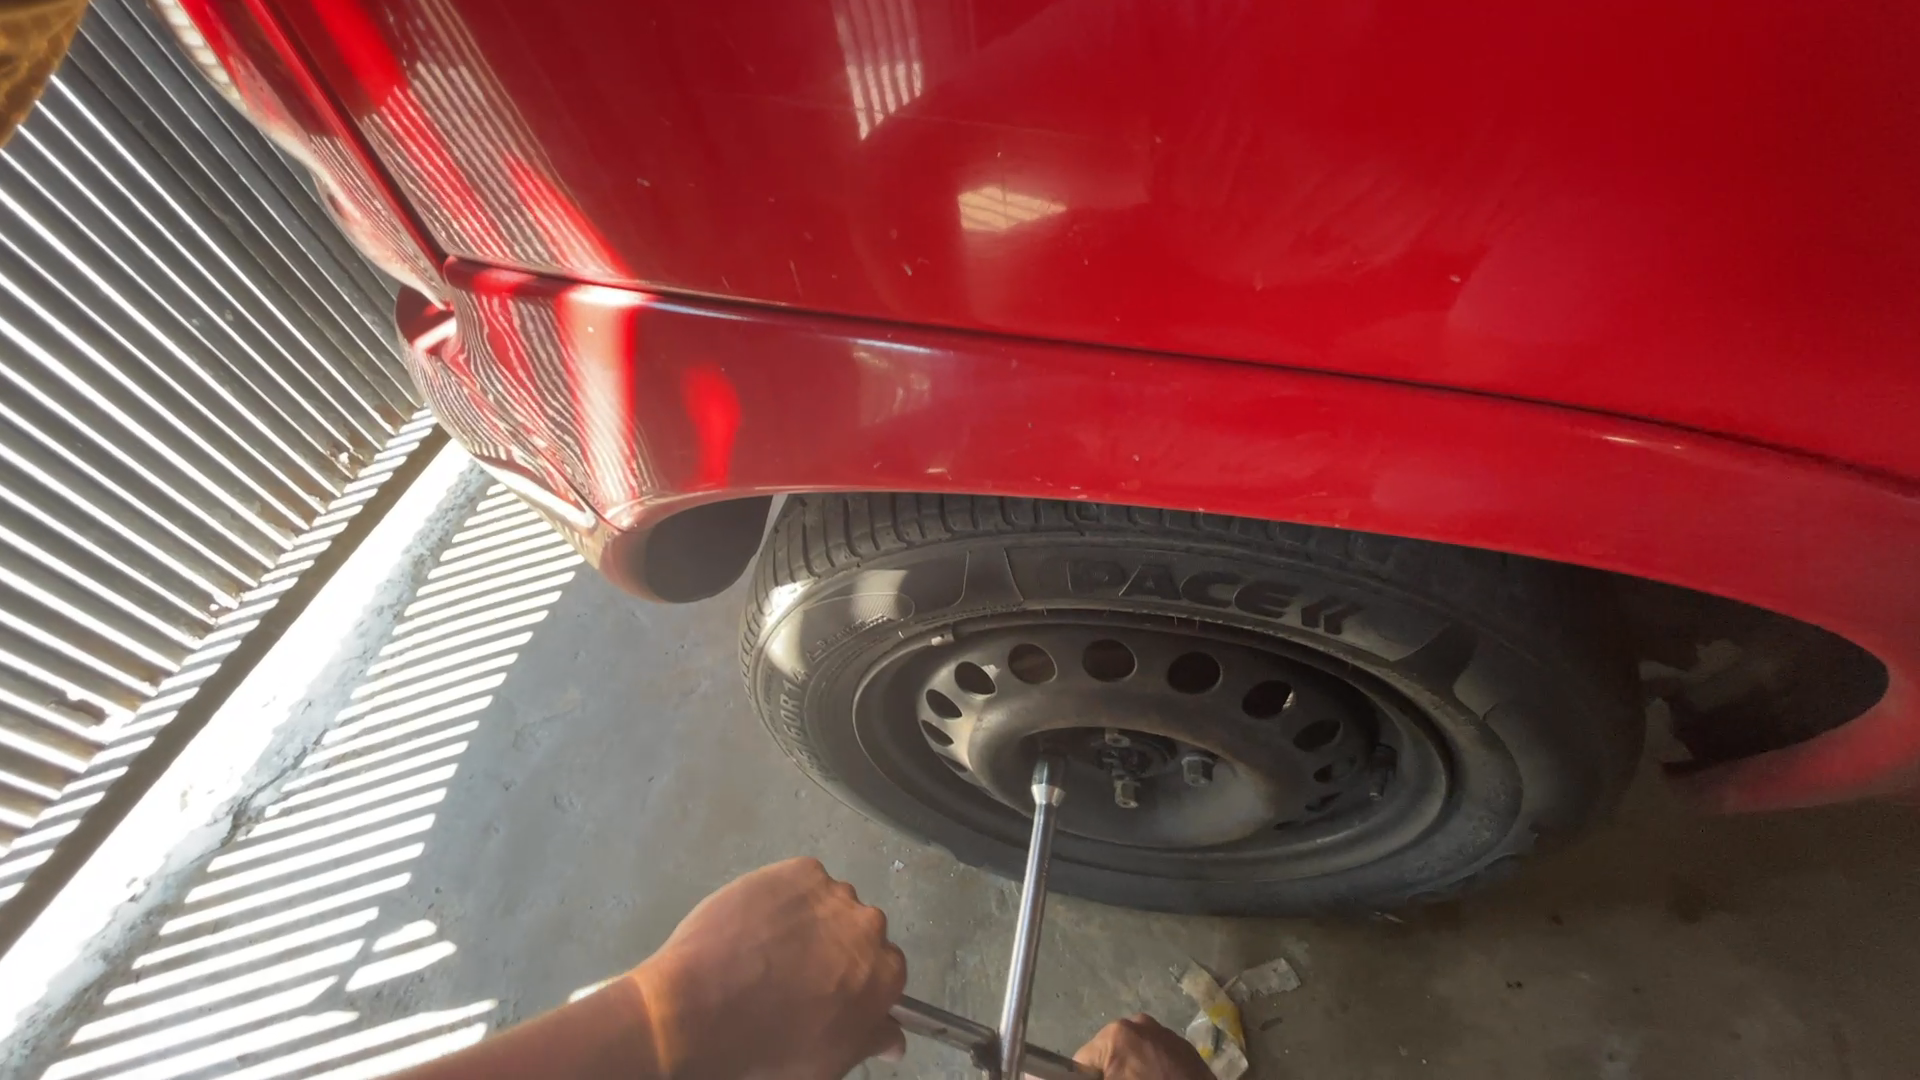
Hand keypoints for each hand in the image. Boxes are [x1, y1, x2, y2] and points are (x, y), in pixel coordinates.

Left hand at [631, 858, 906, 1079]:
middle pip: (861, 931)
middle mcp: (869, 926)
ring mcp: (834, 892)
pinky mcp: (800, 869)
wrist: (696, 1006)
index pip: (887, 970)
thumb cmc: (764, 1047)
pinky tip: (759, 922)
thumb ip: (869, 1040)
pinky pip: (803, 882)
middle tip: (799, 972)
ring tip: (771, 946)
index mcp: (884, 974)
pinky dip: (787, 897)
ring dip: (813, 920)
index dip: (859, 981)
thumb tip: (894, 1035)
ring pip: (831, 904)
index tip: (833, 991)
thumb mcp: (824, 1063)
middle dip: (837, 946)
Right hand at [1073, 1015, 1212, 1079]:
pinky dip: (1156, 1070)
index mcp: (1116, 1034)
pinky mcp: (1186, 1047)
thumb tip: (1055, 1073)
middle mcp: (1138, 1022)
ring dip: (1134, 1071)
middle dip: (1112, 1073)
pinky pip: (1158, 1055)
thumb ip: (1089, 1074)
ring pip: (1135, 1052)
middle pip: (1109, 1053)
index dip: (1089, 1078)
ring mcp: (1165, 1032)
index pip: (1082, 1061)